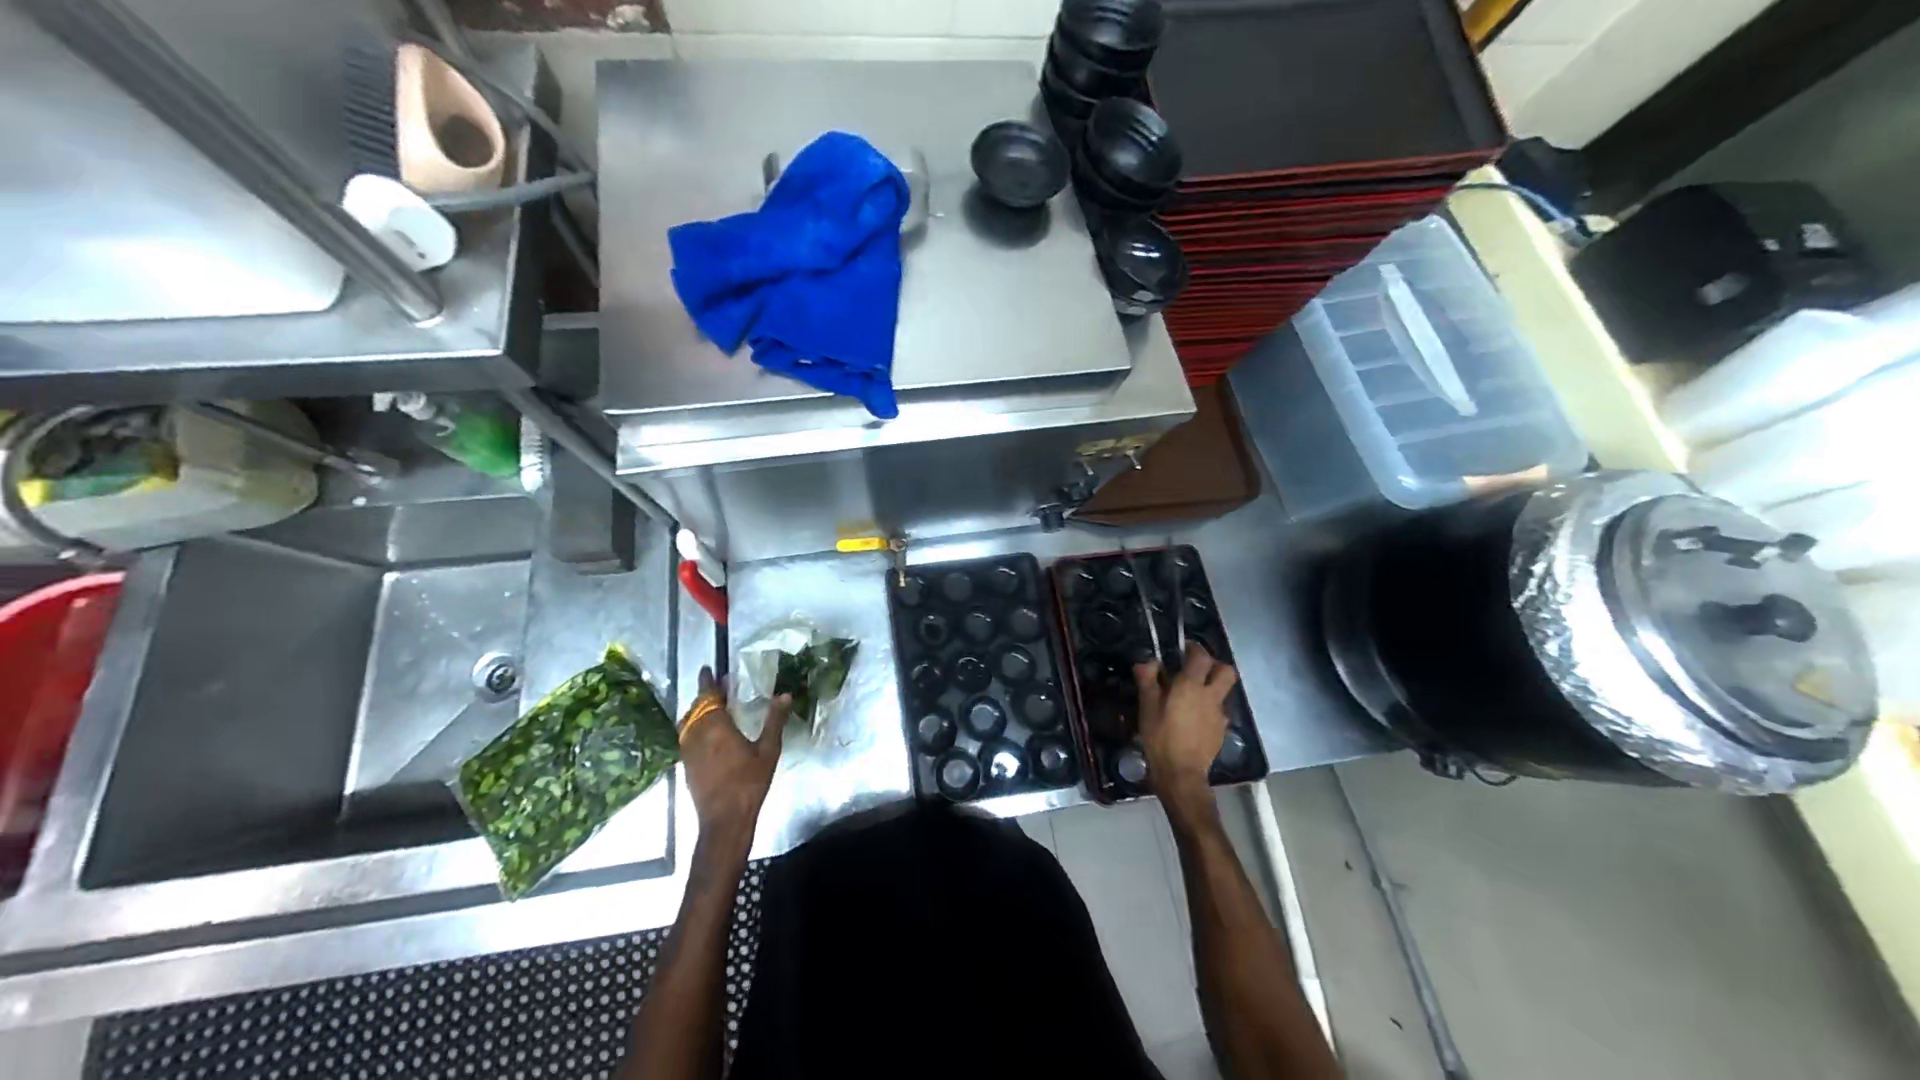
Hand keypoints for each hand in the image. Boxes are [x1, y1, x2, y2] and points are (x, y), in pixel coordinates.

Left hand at [679, 667, 785, 850]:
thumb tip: (784, 695)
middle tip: (720, 686)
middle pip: (696, 707)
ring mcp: (688, 750)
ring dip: (698, 710)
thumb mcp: (768, 751)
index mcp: (716, 726)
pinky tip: (708, 732)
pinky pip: (687, 735)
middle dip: (706, 694)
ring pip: (689, 721)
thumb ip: (774, 721)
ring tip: (713, 706)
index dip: (707, 681)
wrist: (724, 820)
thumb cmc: (749, 783)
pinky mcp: (686, 764)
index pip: (708, 696)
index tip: (708, 668)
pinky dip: (695, 725)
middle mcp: (696, 734)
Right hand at [1135, 642, 1238, 810]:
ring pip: (1223, 691)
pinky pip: (1218, 711)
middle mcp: (1210, 696)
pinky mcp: (1221, 730)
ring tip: (1192, 695)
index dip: (1194, 648)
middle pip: (1226, 671)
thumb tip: (1149, 661)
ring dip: (1212, 687)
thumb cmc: (1160, 737)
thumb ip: (1148, 680)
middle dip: (1214, 665)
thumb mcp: (1147, 707)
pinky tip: (1194, 718)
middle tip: (1196, 669)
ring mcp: (1219, 714)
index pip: (1201, 656)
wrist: (1181, 774)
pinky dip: (1209, 707)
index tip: (1183, 649)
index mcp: (1191, 686)